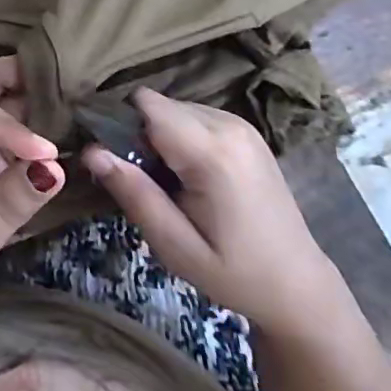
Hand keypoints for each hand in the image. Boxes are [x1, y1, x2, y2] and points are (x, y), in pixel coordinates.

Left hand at [0, 55, 65, 322]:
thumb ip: (9, 201)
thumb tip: (55, 167)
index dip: (11, 127)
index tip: (48, 151)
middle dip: (19, 75)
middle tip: (62, 77)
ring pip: (1, 101)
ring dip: (33, 97)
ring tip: (72, 96)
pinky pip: (14, 132)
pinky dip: (38, 126)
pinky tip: (67, 126)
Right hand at [82, 88, 335, 327]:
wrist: (299, 286)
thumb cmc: (234, 273)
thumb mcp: (176, 246)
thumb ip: (134, 194)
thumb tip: (91, 151)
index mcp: (212, 151)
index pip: (146, 104)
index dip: (120, 125)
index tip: (115, 161)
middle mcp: (228, 124)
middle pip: (158, 105)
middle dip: (139, 134)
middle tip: (145, 182)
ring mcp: (241, 123)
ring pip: (173, 107)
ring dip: (160, 135)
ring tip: (170, 183)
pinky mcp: (245, 129)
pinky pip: (194, 115)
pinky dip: (180, 136)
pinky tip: (190, 175)